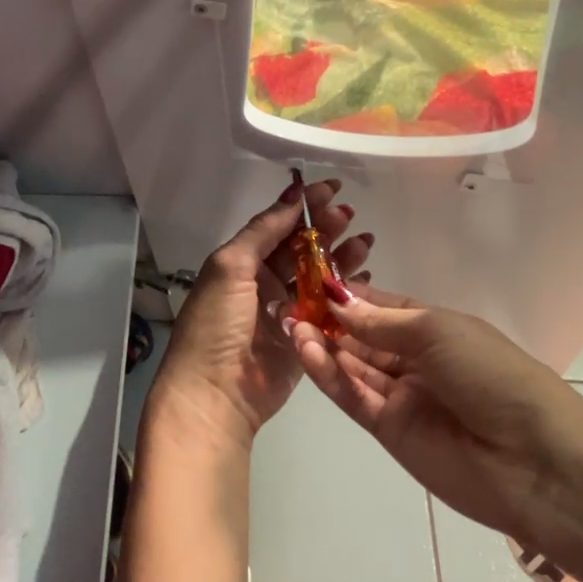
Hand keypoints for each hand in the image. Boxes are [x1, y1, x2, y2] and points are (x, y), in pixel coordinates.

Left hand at [147, 178, 369, 449]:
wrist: (215, 394)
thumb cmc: (216, 324)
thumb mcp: (230, 267)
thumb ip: (262, 232)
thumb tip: (291, 197)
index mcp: (240, 261)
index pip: (276, 224)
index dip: (302, 205)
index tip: (331, 187)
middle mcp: (262, 282)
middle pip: (300, 248)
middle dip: (326, 228)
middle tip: (352, 213)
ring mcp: (285, 310)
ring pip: (318, 275)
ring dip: (341, 256)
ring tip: (366, 241)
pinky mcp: (305, 338)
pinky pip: (329, 309)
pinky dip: (347, 292)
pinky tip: (367, 276)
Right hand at [287, 289, 582, 544]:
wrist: (538, 463)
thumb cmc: (493, 376)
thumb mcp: (437, 331)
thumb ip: (378, 321)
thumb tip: (334, 298)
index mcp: (434, 328)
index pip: (379, 305)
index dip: (346, 293)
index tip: (308, 276)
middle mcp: (415, 359)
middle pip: (360, 335)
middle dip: (327, 317)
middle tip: (288, 300)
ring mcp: (400, 395)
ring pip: (351, 364)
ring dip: (321, 343)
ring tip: (290, 323)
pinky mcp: (388, 429)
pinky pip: (352, 396)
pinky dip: (327, 374)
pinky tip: (305, 351)